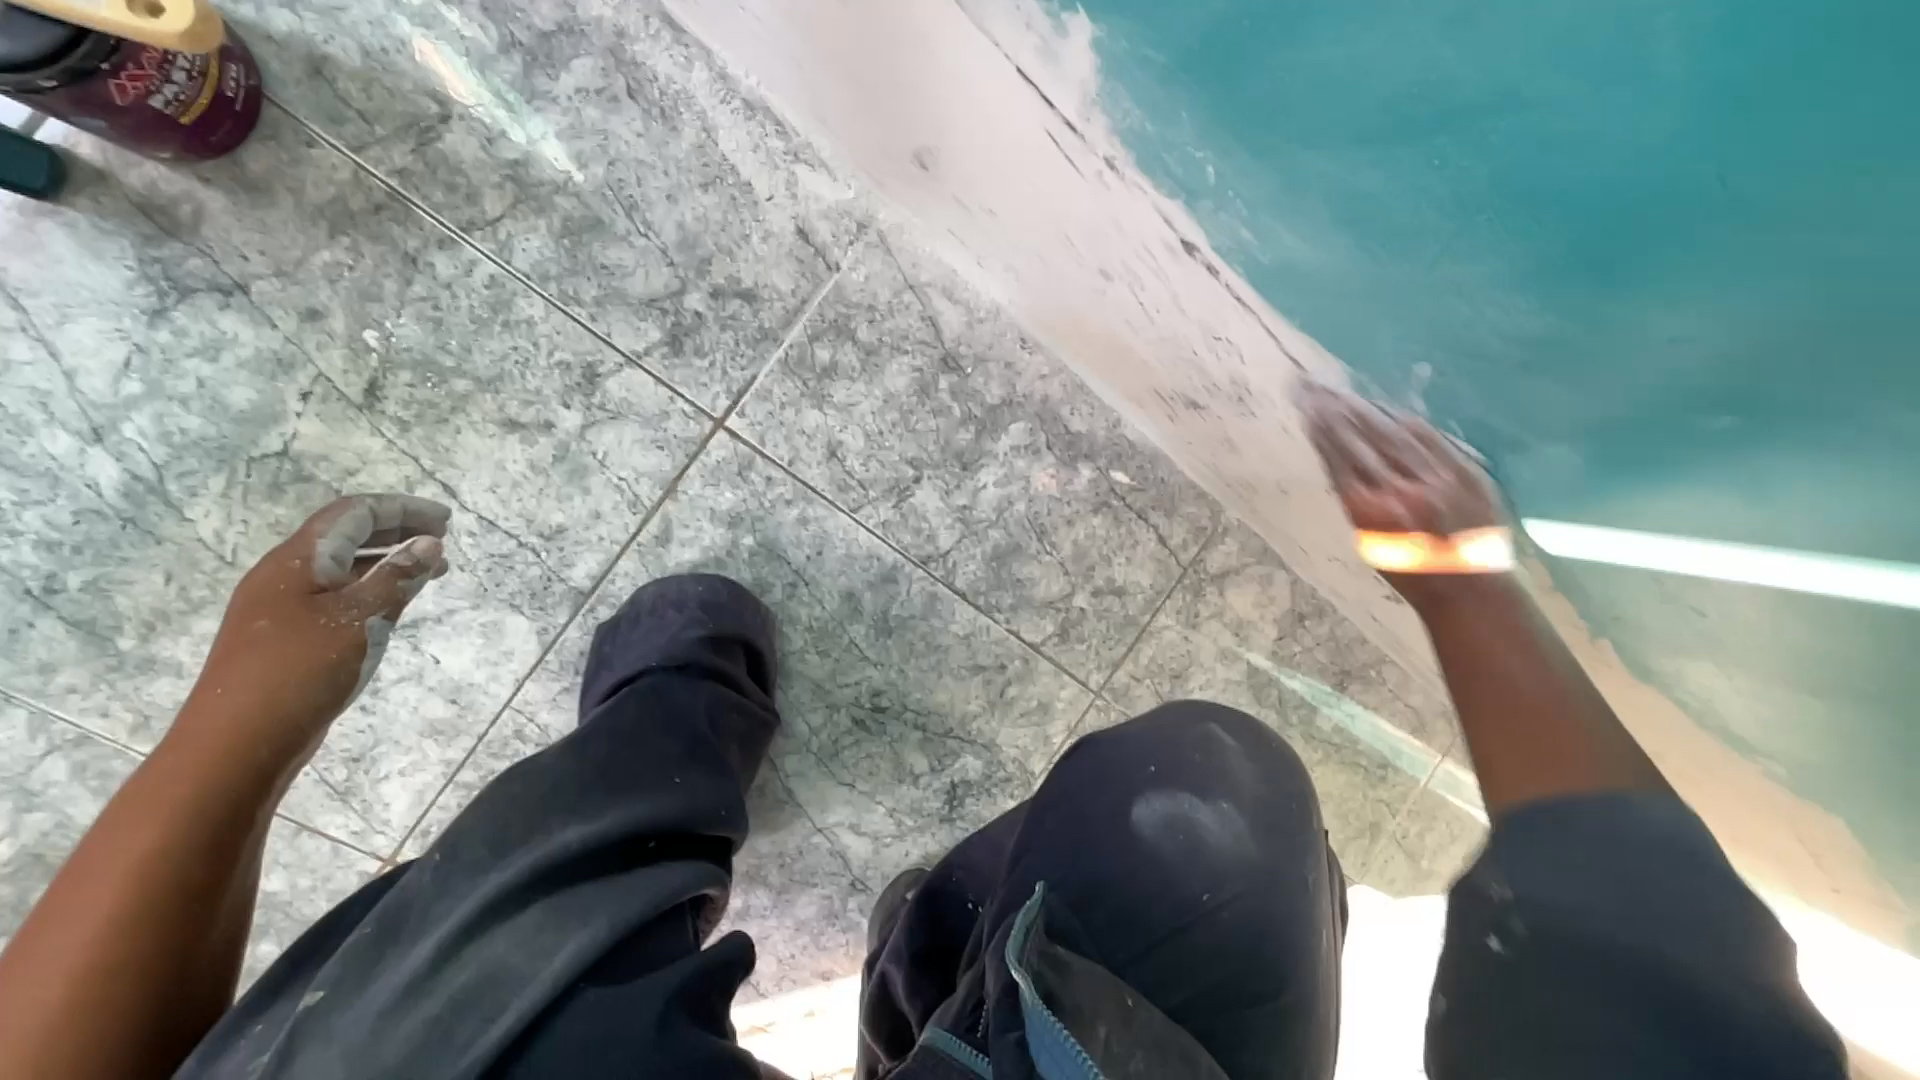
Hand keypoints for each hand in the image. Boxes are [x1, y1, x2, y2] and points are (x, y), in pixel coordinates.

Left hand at [177, 494, 451, 769]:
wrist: (238, 741)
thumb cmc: (302, 670)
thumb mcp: (361, 619)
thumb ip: (397, 578)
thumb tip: (429, 543)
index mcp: (298, 560)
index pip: (354, 514)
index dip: (402, 509)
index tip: (445, 520)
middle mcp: (286, 574)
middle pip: (345, 535)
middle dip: (396, 530)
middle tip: (442, 537)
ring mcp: (283, 606)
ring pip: (343, 566)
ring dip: (388, 560)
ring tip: (431, 570)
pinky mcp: (289, 635)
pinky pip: (338, 594)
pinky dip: (373, 588)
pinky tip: (395, 604)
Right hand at [1297, 382, 1506, 595]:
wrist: (1469, 589)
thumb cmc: (1409, 571)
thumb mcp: (1368, 541)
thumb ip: (1355, 501)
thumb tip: (1339, 461)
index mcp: (1369, 512)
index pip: (1338, 458)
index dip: (1321, 429)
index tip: (1305, 406)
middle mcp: (1399, 490)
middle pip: (1361, 439)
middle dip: (1336, 410)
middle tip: (1315, 387)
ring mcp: (1435, 478)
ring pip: (1393, 433)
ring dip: (1366, 409)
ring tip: (1344, 393)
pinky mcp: (1464, 472)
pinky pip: (1429, 438)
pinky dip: (1406, 422)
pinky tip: (1388, 409)